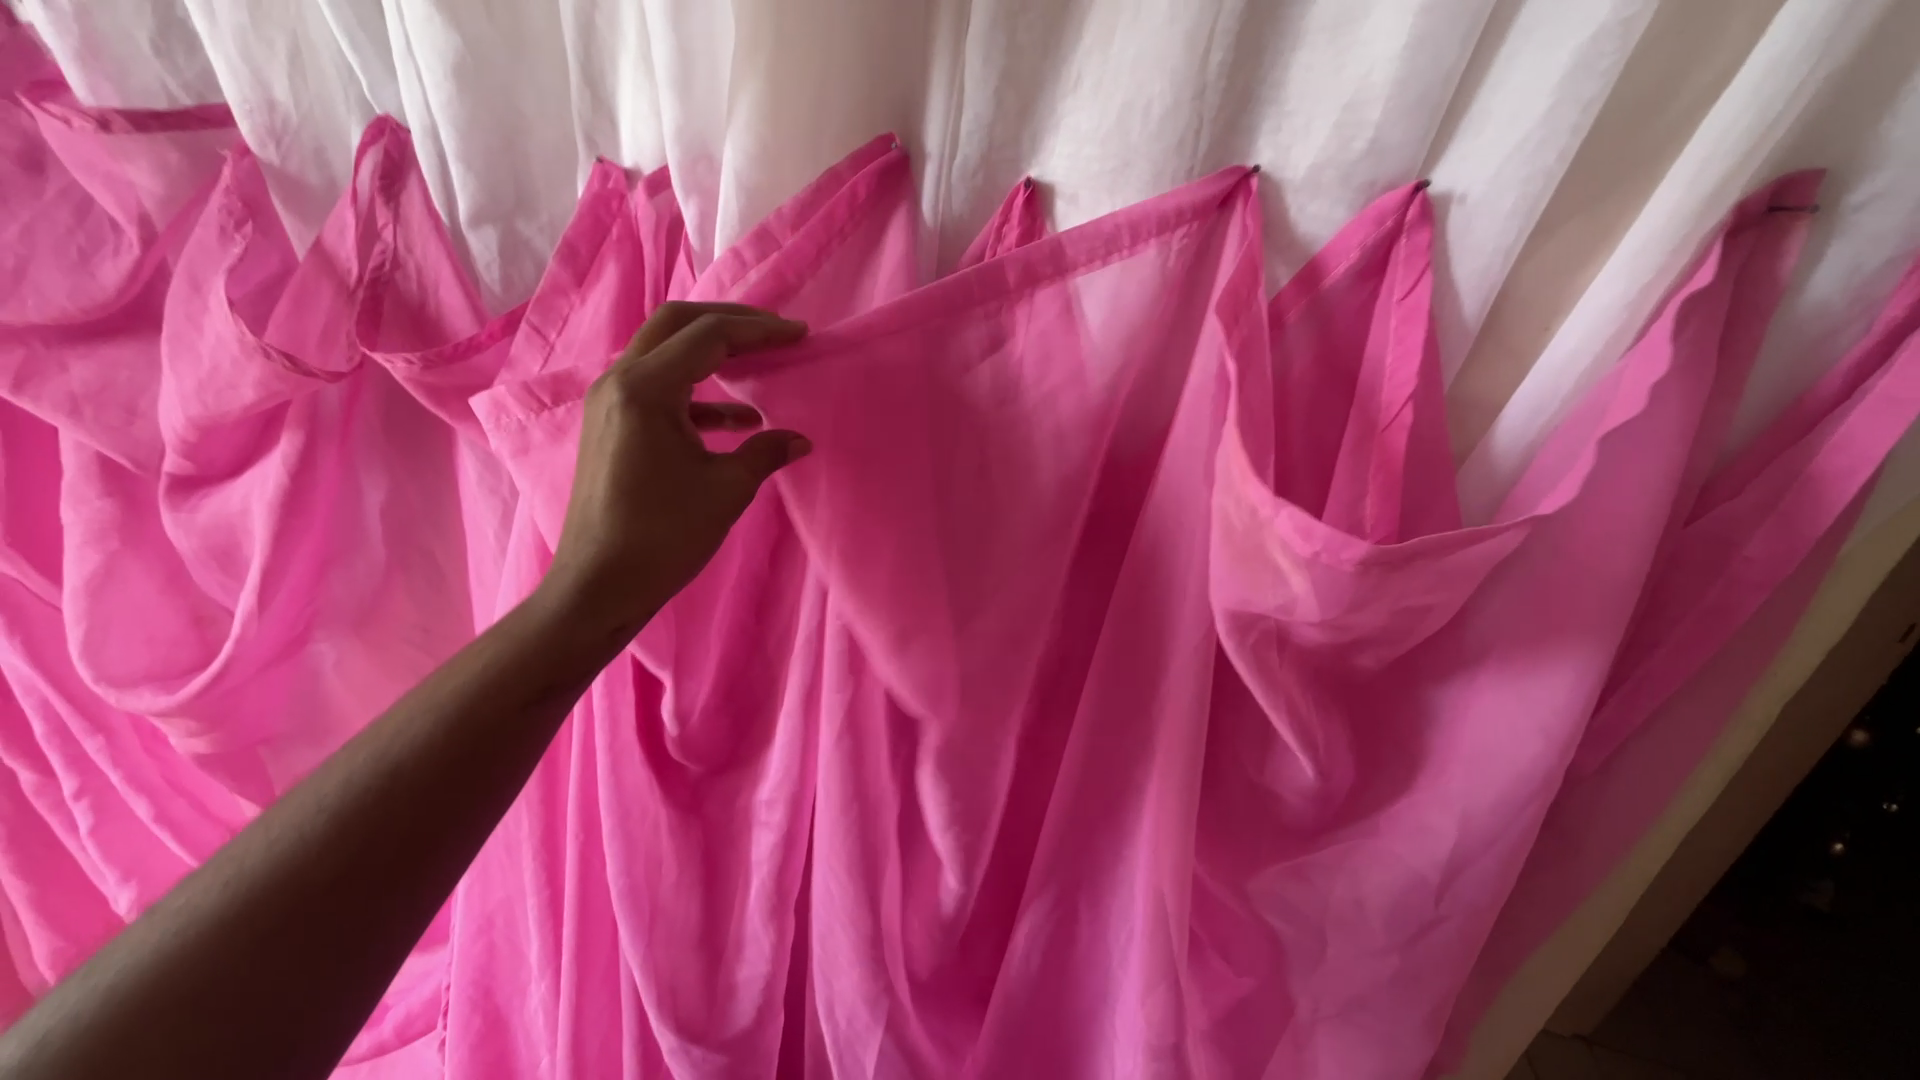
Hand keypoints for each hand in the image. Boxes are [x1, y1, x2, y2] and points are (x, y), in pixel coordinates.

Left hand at [538, 301, 810, 639]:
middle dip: (732, 323)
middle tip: (777, 334)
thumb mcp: (727, 490)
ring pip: (666, 353)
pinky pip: (659, 389)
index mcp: (646, 388)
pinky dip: (699, 393)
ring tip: (762, 366)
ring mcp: (610, 402)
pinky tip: (739, 420)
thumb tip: (799, 440)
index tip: (801, 335)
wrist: (600, 584)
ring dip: (713, 354)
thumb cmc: (664, 535)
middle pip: (678, 325)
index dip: (760, 331)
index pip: (709, 335)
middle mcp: (620, 381)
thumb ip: (765, 453)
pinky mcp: (612, 425)